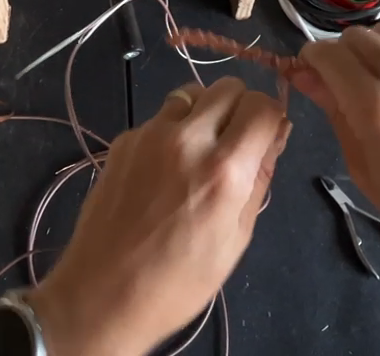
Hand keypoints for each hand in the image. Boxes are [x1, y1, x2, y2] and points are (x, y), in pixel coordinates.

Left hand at [29, 77, 290, 355]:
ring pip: (192, 93)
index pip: (261, 106)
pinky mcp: (125, 137)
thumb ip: (259, 177)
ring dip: (205, 111)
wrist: (103, 292)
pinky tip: (164, 167)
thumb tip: (276, 133)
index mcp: (223, 170)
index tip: (267, 134)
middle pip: (228, 86)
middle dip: (240, 106)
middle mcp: (188, 139)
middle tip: (236, 139)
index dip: (271, 116)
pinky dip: (173, 129)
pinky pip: (161, 116)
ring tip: (199, 150)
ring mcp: (151, 133)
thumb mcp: (236, 238)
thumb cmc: (179, 280)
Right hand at [288, 25, 379, 312]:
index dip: (309, 61)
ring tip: (367, 82)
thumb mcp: (368, 173)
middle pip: (354, 36)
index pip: (327, 54)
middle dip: (336, 53)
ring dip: (365, 48)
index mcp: (378, 107)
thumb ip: (336, 115)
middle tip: (335, 84)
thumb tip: (306, 78)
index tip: (306, 77)